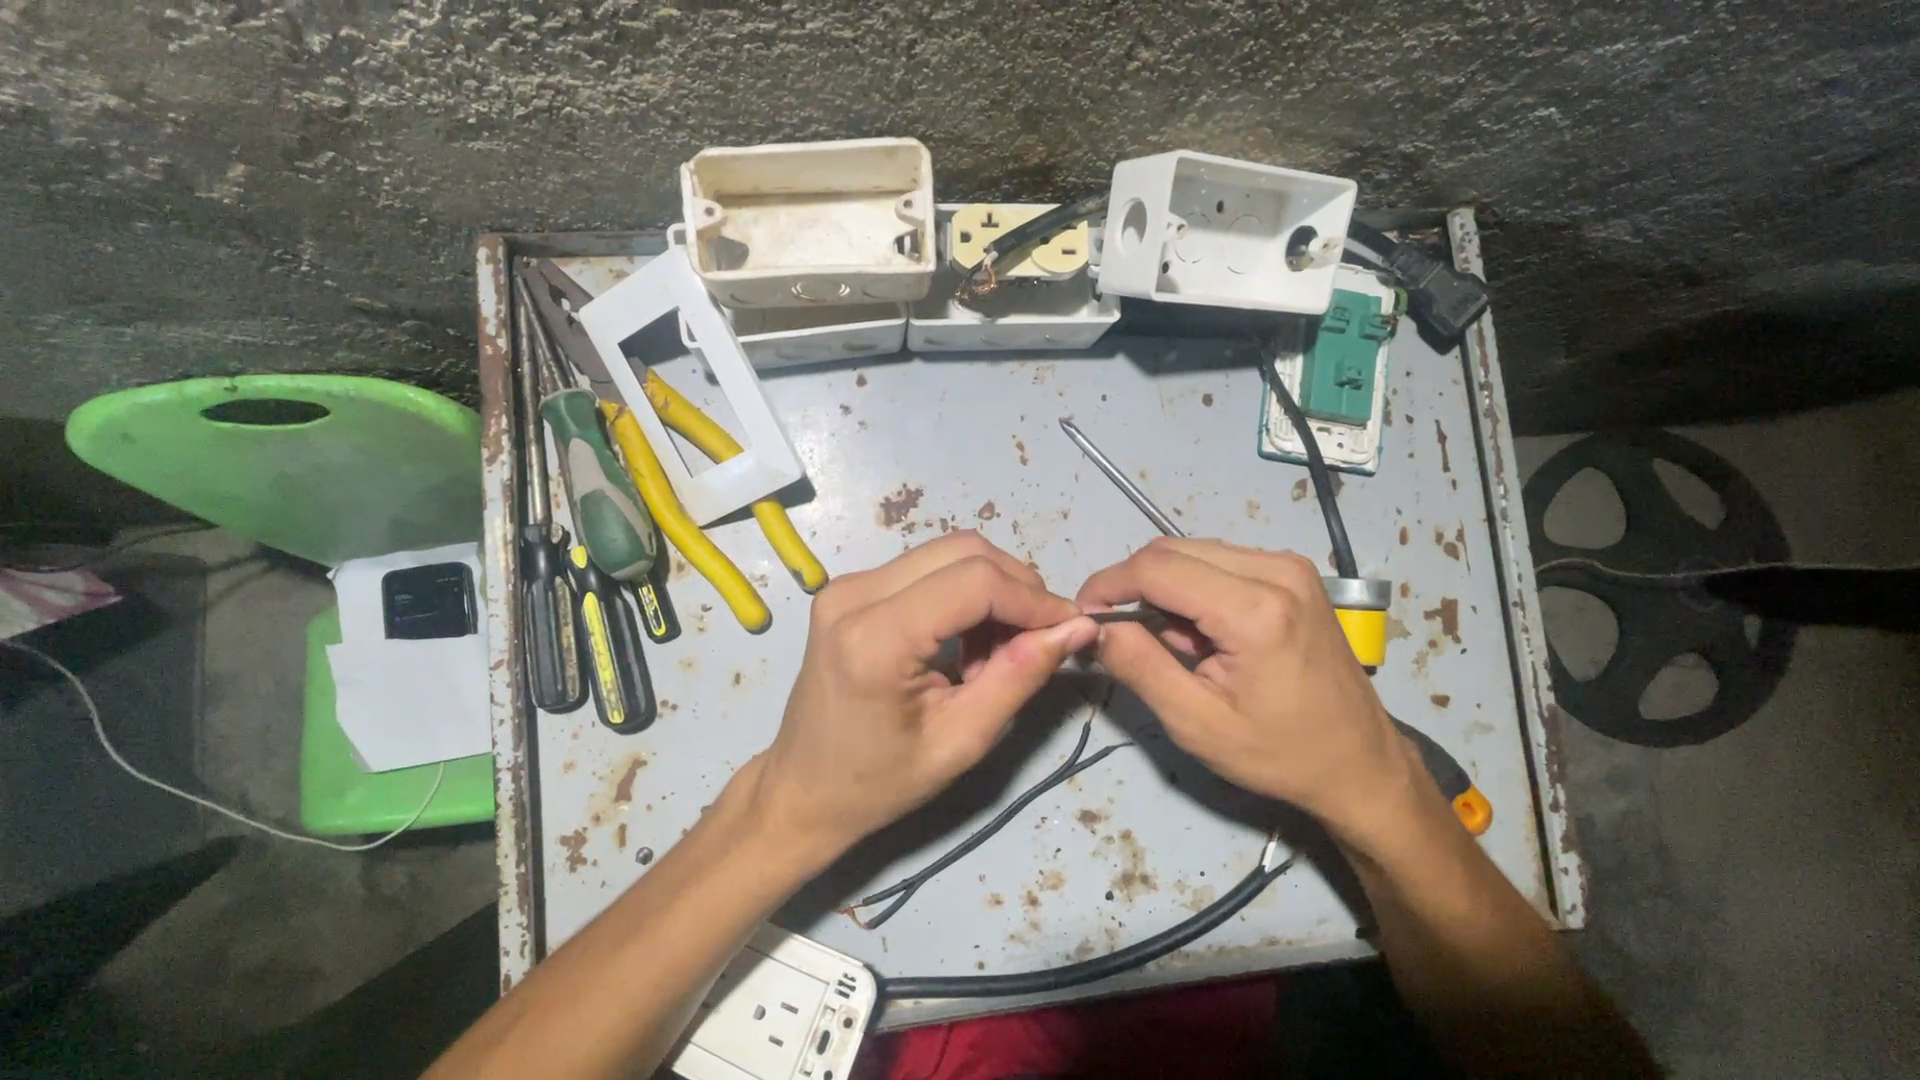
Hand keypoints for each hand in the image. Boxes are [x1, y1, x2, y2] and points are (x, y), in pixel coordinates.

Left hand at [744, 532, 1096, 863]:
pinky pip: (926, 568)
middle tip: (1038, 642)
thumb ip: (1020, 675)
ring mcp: (847, 585)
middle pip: (964, 552)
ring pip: (948, 553)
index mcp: (876, 638)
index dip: (1033, 599)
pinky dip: (963, 594)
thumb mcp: (962, 740)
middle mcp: (854, 594)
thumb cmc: (880, 781)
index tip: (1071, 627)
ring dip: (991, 591)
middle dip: (1016, 589)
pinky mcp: (850, 588)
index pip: (975, 582)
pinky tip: (967, 643)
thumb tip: (1078, 627)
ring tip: (997, 653)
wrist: (804, 790)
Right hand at [1077, 538, 1416, 841]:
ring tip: (1171, 644)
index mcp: (1255, 609)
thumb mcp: (1196, 723)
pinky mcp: (1294, 573)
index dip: (1108, 584)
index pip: (1156, 568)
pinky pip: (1221, 560)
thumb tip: (1093, 625)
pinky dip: (1193, 588)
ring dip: (1165, 588)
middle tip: (1123, 636)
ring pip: (1194, 551)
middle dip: (1133, 586)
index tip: (1083, 614)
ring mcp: (1290, 566)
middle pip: (1172, 551)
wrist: (1360, 763)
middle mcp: (1276, 570)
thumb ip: (1139, 666)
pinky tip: (1201, 632)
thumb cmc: (1278, 753)